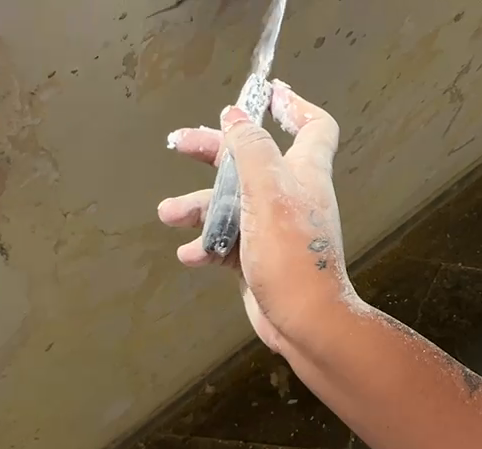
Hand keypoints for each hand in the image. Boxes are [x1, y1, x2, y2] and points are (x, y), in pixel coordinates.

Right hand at [159, 82, 349, 354]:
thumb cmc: (293, 257)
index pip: (313, 128)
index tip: (268, 93)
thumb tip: (235, 117)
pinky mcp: (257, 259)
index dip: (294, 106)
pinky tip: (190, 254)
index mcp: (302, 173)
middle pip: (249, 159)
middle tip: (180, 144)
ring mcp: (272, 229)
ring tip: (169, 214)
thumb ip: (251, 148)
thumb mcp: (269, 191)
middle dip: (213, 150)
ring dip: (196, 207)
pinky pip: (226, 242)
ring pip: (229, 204)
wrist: (304, 321)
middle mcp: (289, 197)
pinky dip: (205, 245)